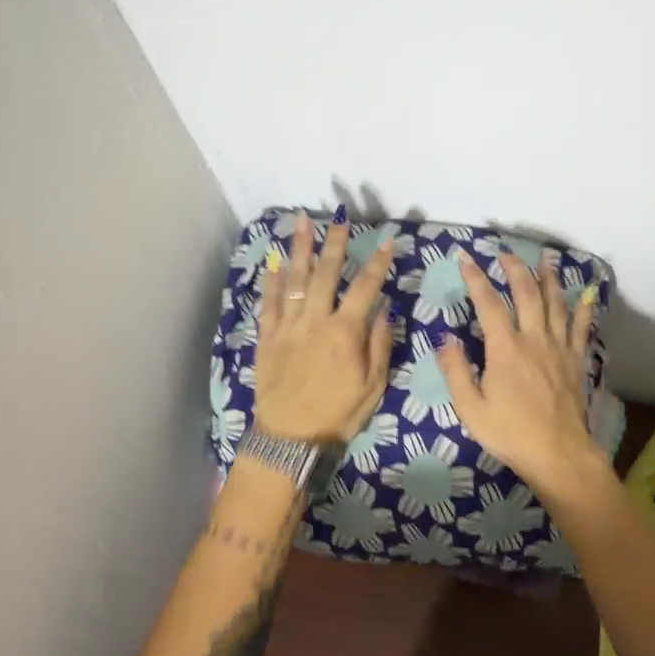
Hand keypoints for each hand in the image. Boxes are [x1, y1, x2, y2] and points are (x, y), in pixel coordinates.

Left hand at [251, 211, 395, 443]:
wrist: (290, 438)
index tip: (387, 242)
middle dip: (334, 243)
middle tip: (339, 217)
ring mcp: (287, 327)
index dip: (378, 263)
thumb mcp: (373, 386)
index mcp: (345, 333)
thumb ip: (379, 345)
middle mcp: (315, 321)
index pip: (365, 288)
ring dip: (299, 249)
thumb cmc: (338, 415)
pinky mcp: (267, 338)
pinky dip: (271, 281)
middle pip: (325, 273)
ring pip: (294, 280)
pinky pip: (269, 303)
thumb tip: (383, 310)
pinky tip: (274, 262)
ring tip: (302, 221)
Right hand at [436, 250, 604, 493]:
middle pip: (526, 292)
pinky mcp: (577, 361)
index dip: (475, 278)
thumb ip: (455, 371)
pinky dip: (583, 308)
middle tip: (505, 253)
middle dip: (514, 268)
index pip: (488, 303)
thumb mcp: (471, 408)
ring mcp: (559, 348)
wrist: (558, 453)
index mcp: (505, 348)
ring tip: (545, 260)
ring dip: (549, 278)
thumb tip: (444, 339)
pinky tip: (586, 295)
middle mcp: (534, 339)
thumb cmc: (510, 434)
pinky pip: (581, 328)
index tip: (465, 258)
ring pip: (556, 303)